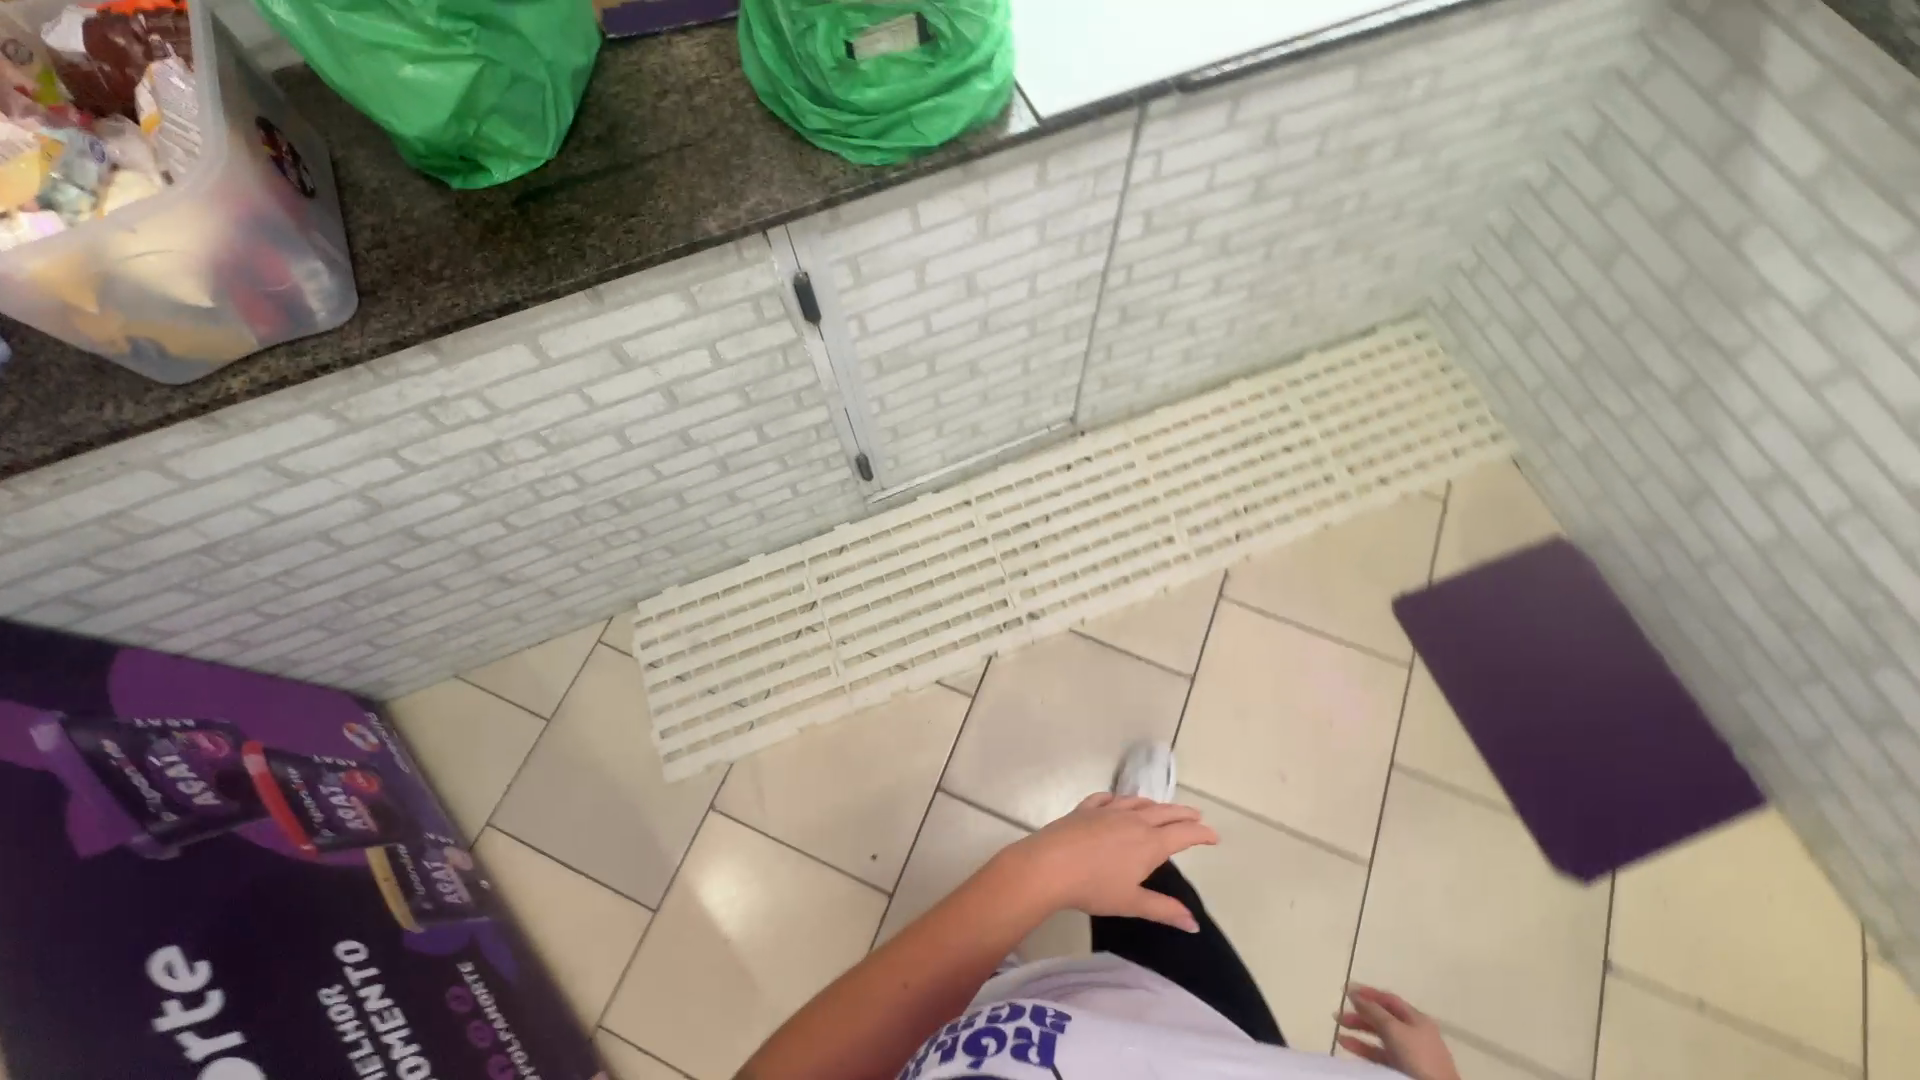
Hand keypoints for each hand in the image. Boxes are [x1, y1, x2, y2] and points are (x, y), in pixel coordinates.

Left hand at [994, 793, 1218, 931]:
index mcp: (1149, 843)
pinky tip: (1116, 800)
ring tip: (1160, 807)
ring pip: (1137, 802)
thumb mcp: (1132, 903)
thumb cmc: (1094, 887)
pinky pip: (1106, 798)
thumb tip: (1194, 924)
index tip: (1214, 836)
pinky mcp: (1085, 809)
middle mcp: (1133, 821)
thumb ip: (1164, 910)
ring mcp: (1107, 811)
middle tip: (1196, 815)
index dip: (1201, 834)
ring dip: (1154, 804)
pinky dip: (1117, 798)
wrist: (1050, 865)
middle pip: (1164, 813)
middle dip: (1183, 814)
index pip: (1184, 834)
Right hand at [1337, 985, 1460, 1079]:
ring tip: (1338, 1027)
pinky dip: (1363, 1047)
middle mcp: (1413, 1033)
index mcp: (1416, 1019)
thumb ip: (1373, 1011)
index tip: (1346, 989)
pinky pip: (1379, 1053)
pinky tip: (1346, 1044)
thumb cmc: (1417, 1057)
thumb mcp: (1394, 1029)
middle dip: (1360, 1013)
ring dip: (1358, 1029)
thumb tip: (1354, 993)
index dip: (1368, 993)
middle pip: (1383, 1017)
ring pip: (1379, 1036)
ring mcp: (1408, 1052)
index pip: (1389, 999)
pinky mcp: (1402, 1069)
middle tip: (1339, 1012)